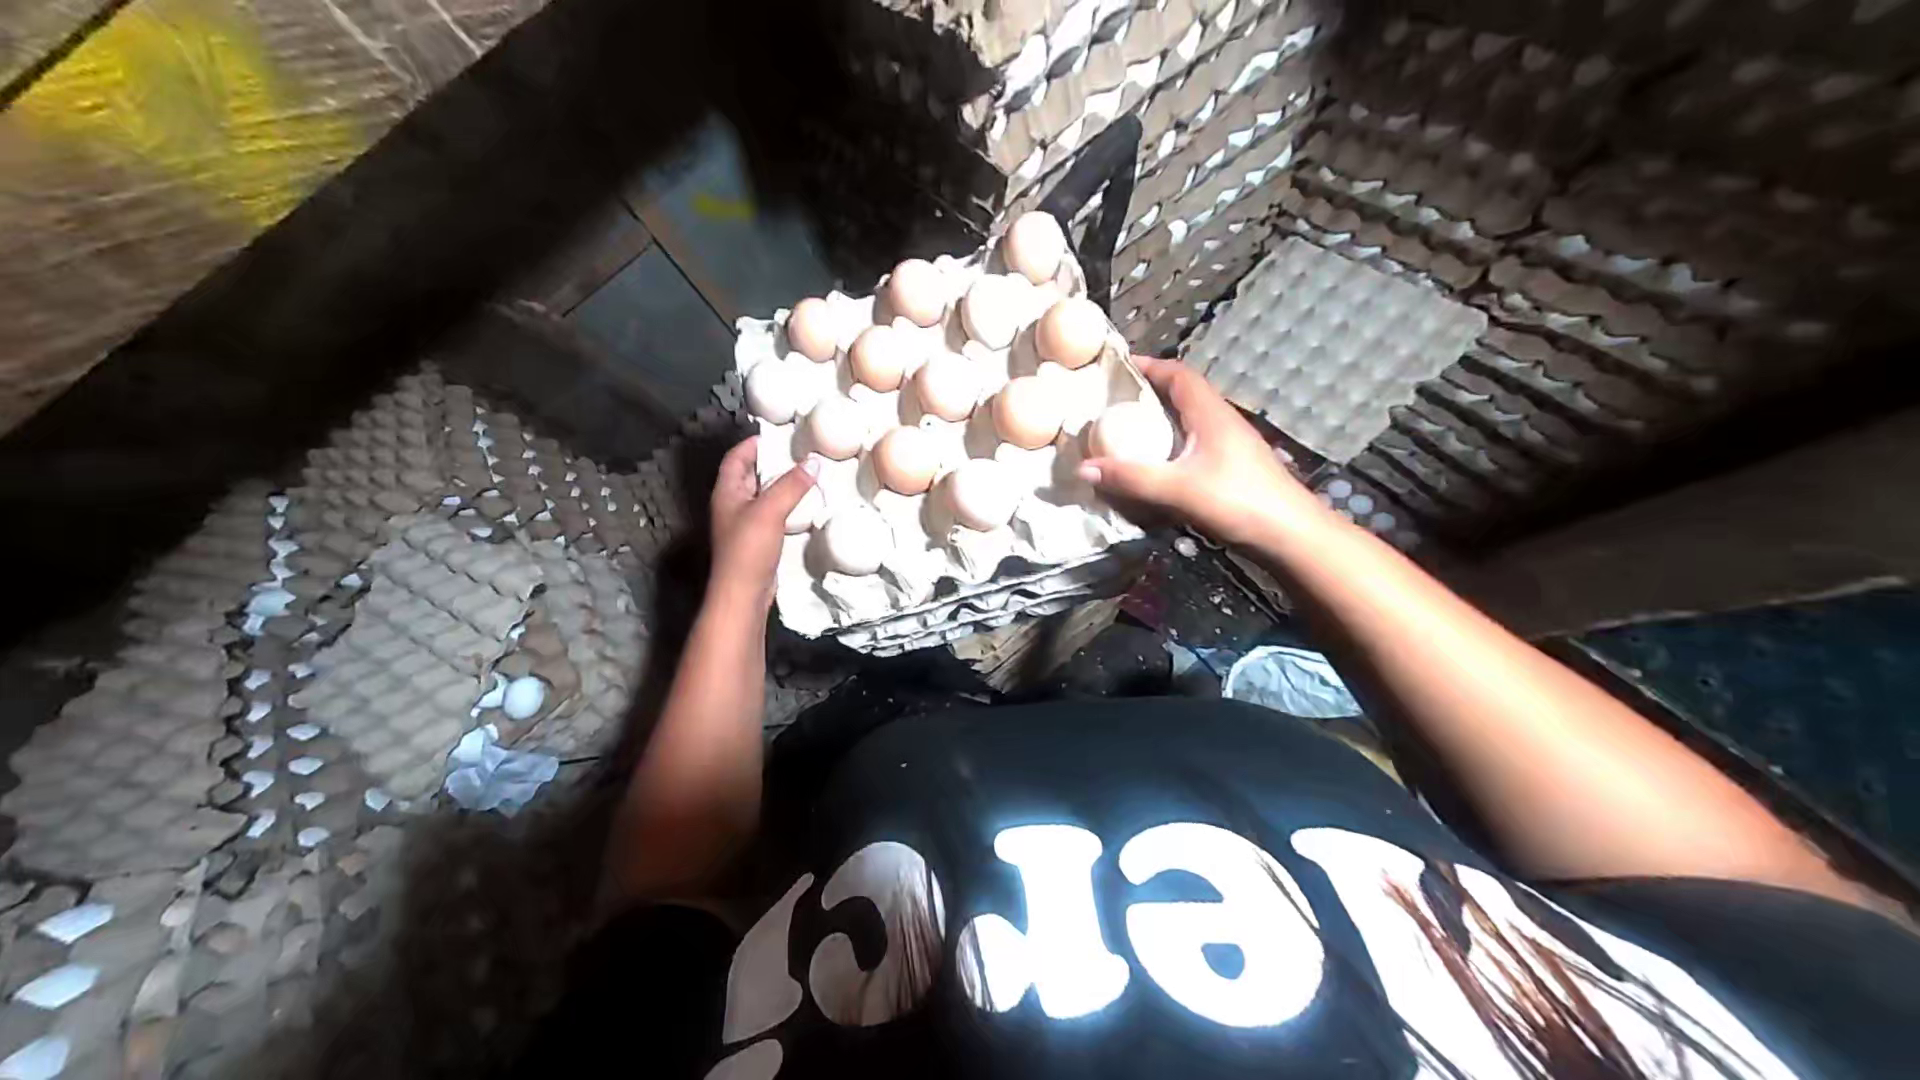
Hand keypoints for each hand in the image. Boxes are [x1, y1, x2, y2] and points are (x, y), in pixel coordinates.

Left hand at [708, 436, 818, 609]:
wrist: (744, 594)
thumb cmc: (748, 549)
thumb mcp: (770, 511)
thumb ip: (791, 485)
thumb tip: (813, 461)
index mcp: (727, 492)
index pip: (736, 458)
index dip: (753, 444)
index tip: (777, 434)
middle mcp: (733, 505)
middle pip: (751, 474)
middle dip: (772, 462)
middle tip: (800, 452)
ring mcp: (745, 524)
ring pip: (764, 495)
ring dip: (783, 484)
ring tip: (808, 474)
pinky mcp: (758, 540)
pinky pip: (773, 514)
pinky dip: (788, 505)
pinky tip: (806, 505)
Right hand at [1078, 357, 1327, 546]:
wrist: (1291, 536)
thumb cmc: (1239, 502)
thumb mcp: (1178, 489)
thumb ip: (1131, 478)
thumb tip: (1083, 469)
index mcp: (1211, 414)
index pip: (1178, 374)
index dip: (1149, 366)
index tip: (1117, 369)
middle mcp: (1221, 422)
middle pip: (1181, 395)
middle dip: (1147, 393)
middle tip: (1111, 403)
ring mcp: (1229, 446)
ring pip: (1187, 421)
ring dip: (1158, 421)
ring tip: (1124, 432)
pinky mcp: (1231, 469)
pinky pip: (1192, 446)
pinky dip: (1169, 446)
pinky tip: (1153, 466)